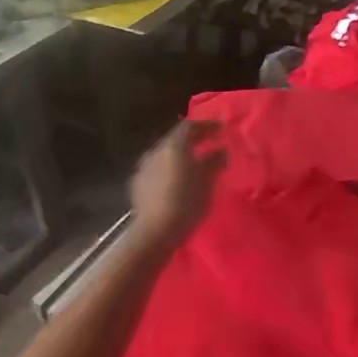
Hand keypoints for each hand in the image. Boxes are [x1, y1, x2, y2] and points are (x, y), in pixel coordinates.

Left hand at [128, 121, 223, 251]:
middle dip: (194, 140)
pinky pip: (156, 169)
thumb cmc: (187, 203)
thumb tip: (220, 150)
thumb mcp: (207, 181)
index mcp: (173, 146)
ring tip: (195, 163)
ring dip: (180, 155)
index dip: (206, 126)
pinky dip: (169, 169)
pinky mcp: (137, 183)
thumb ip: (214, 161)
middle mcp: (155, 151)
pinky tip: (176, 180)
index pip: (189, 126)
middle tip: (210, 143)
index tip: (220, 129)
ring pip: (164, 155)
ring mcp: (143, 167)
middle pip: (175, 139)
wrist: (156, 230)